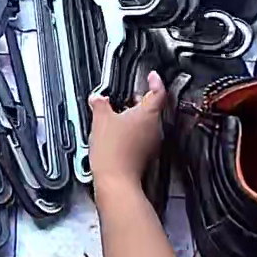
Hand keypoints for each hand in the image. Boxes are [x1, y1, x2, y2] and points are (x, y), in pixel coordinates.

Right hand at [88, 71, 166, 191]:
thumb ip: (100, 104)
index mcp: (148, 115)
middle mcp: (154, 128)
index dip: (155, 82)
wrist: (116, 181)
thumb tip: (97, 98)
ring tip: (119, 111)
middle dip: (142, 98)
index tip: (152, 75)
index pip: (158, 93)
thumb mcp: (101, 119)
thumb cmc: (113, 149)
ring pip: (146, 123)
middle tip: (131, 92)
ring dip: (135, 115)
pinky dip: (132, 129)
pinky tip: (117, 131)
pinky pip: (141, 136)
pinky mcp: (144, 155)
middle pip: (153, 108)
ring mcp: (151, 143)